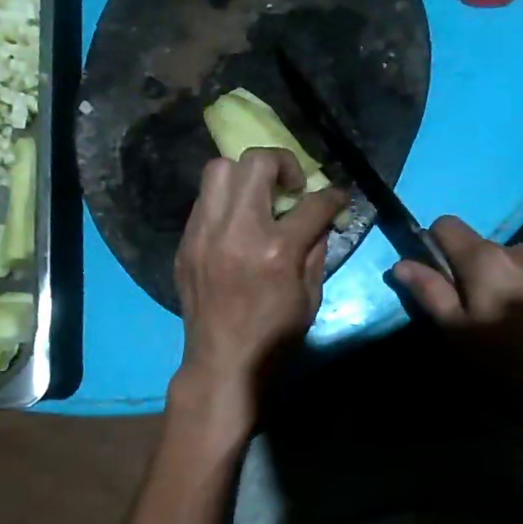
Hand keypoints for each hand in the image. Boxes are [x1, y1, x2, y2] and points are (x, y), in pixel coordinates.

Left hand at [175, 149, 347, 390]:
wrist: (222, 360)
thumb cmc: (274, 334)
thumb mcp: (311, 295)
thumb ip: (316, 248)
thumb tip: (320, 217)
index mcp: (275, 250)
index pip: (312, 203)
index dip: (333, 195)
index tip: (337, 196)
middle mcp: (236, 231)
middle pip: (256, 162)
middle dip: (282, 163)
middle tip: (289, 187)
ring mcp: (204, 234)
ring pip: (218, 169)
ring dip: (244, 173)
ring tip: (257, 195)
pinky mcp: (185, 243)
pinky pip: (203, 201)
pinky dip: (223, 200)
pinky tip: (234, 221)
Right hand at [392, 217, 522, 456]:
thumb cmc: (514, 364)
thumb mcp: (459, 334)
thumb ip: (430, 293)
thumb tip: (401, 263)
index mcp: (486, 258)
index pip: (446, 224)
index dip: (433, 246)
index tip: (437, 280)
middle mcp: (520, 248)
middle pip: (479, 247)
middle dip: (469, 272)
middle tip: (474, 316)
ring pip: (509, 261)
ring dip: (501, 281)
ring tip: (510, 322)